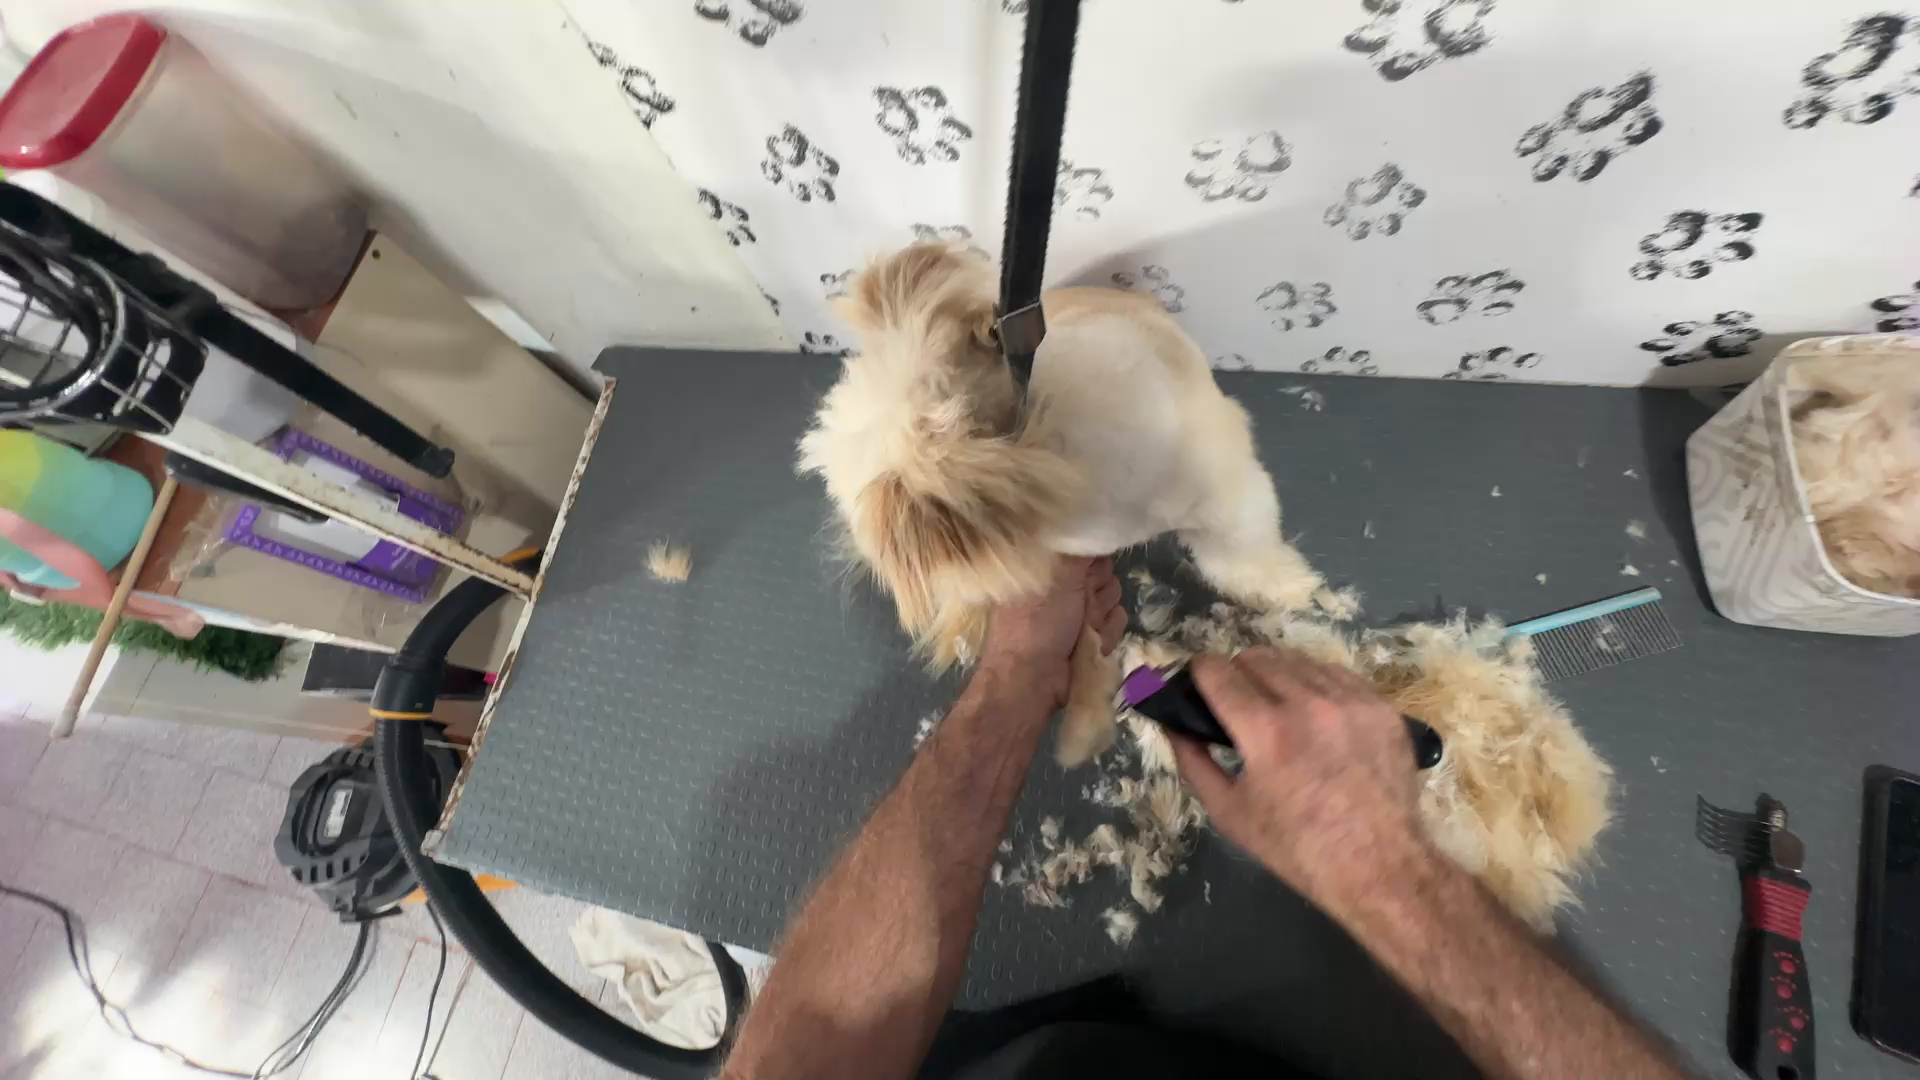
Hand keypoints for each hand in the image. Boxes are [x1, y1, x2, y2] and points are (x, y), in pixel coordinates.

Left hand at [978, 556, 1124, 708]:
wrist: (1033, 679)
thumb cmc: (1037, 623)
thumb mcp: (1057, 578)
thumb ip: (1077, 552)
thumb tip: (1093, 520)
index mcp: (1050, 568)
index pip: (1087, 549)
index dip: (1092, 561)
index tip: (1085, 572)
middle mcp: (1065, 587)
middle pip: (1105, 574)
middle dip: (1097, 592)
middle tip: (1080, 605)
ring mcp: (1080, 612)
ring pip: (1114, 600)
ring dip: (1101, 617)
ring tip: (1082, 630)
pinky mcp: (1093, 635)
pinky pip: (1116, 624)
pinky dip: (1105, 636)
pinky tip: (1090, 645)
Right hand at [1170, 648, 1427, 915]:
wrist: (1381, 868)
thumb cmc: (1296, 846)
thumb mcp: (1228, 811)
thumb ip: (1192, 760)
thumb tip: (1171, 723)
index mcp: (1265, 731)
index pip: (1216, 669)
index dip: (1199, 673)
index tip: (1199, 685)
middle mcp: (1308, 705)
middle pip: (1254, 656)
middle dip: (1236, 674)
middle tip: (1238, 705)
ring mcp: (1350, 702)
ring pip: (1294, 659)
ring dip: (1275, 675)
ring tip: (1277, 706)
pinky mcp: (1380, 707)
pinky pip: (1333, 672)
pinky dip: (1314, 684)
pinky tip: (1314, 712)